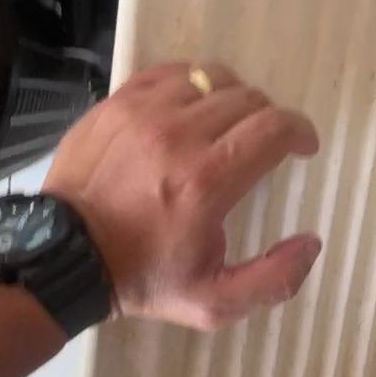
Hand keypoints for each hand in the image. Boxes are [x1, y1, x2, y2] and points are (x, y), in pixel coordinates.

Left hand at [42, 62, 321, 329]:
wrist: (63, 257)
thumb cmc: (143, 279)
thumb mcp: (214, 303)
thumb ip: (274, 279)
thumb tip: (311, 243)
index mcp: (207, 181)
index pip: (274, 128)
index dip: (300, 131)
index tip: (304, 147)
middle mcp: (178, 134)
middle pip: (248, 99)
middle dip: (269, 119)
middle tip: (265, 145)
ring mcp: (142, 112)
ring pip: (211, 78)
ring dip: (234, 99)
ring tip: (230, 125)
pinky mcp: (116, 102)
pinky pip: (171, 73)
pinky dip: (193, 85)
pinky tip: (192, 110)